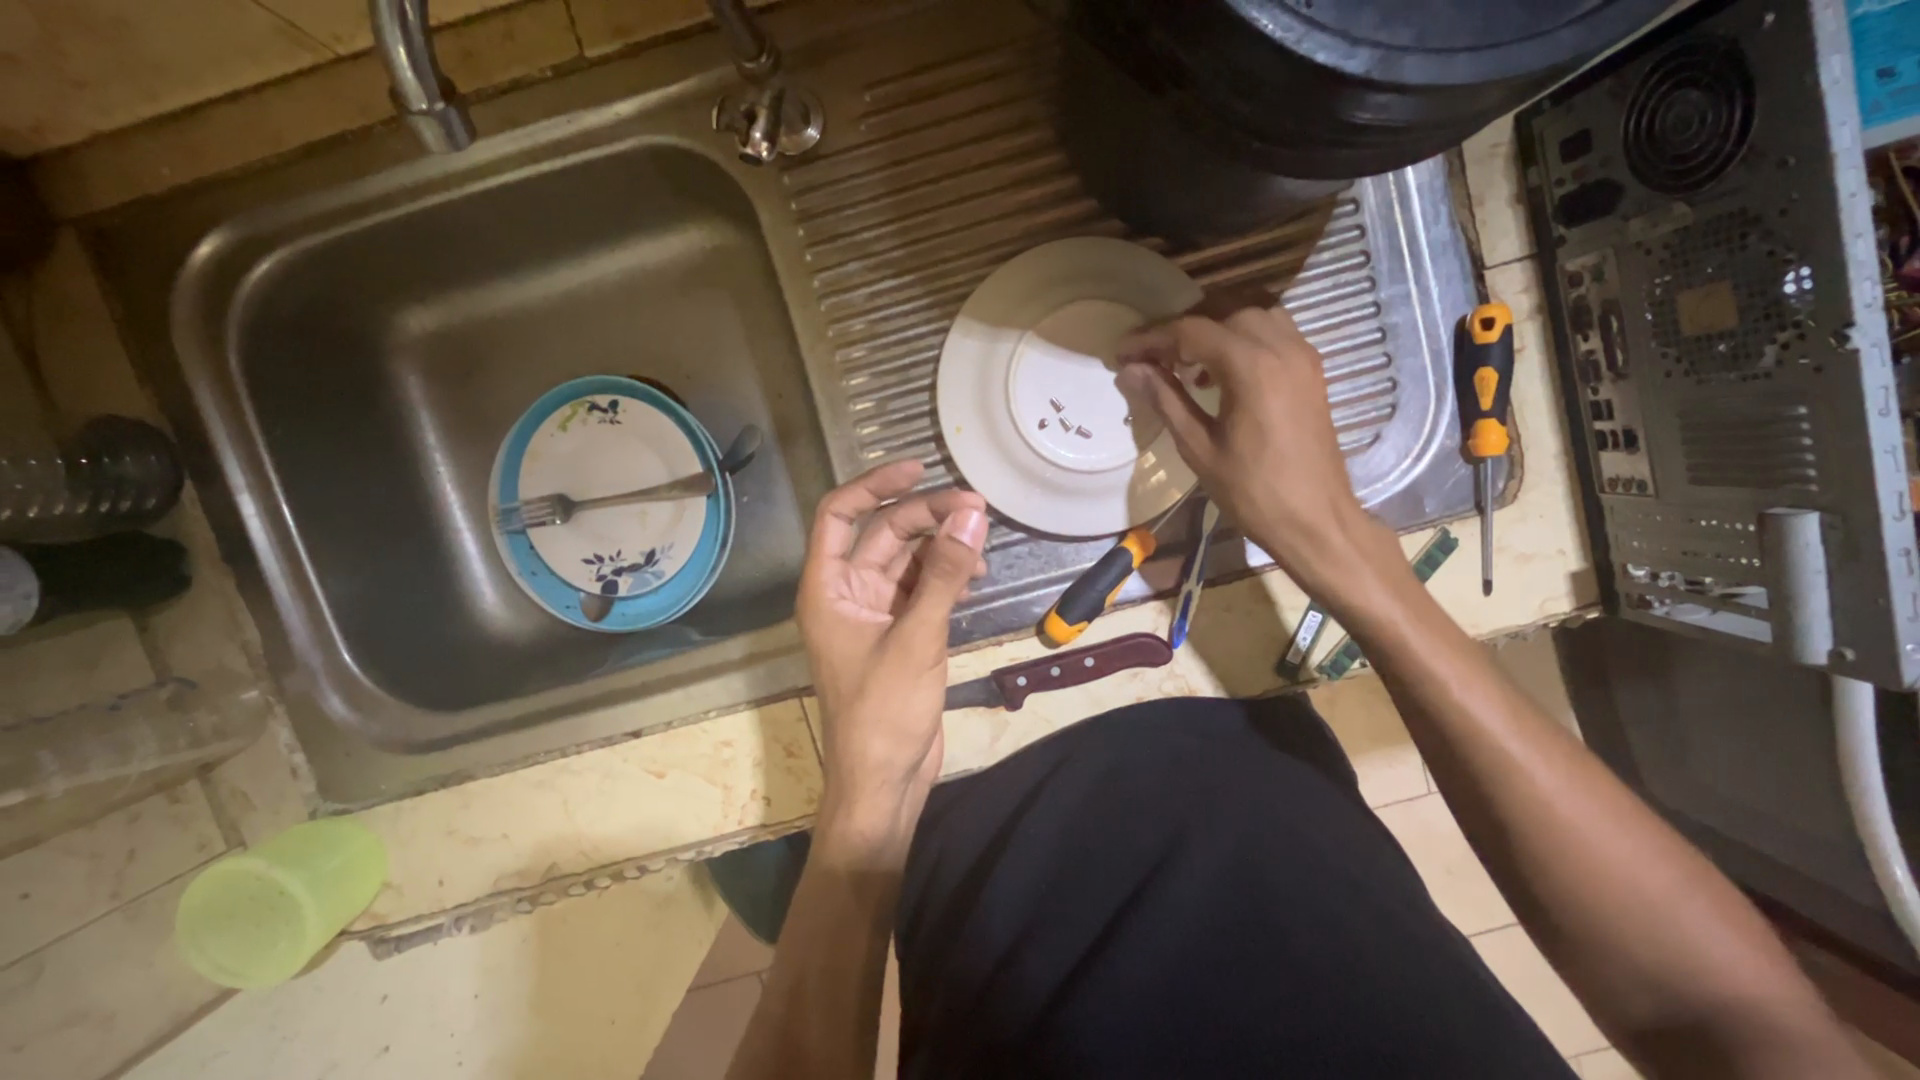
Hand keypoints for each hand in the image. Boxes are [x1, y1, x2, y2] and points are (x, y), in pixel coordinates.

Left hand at [796, 461, 989, 857]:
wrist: (885, 780)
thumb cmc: (884, 712)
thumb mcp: (917, 638)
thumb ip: (944, 575)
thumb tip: (971, 515)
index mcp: (827, 588)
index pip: (839, 515)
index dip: (875, 484)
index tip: (919, 468)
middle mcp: (846, 594)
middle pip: (883, 534)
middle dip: (926, 516)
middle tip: (976, 509)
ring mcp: (873, 615)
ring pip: (907, 560)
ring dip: (940, 546)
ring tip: (981, 541)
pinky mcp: (899, 635)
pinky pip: (921, 589)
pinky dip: (945, 577)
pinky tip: (974, 576)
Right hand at [1117, 306, 1400, 597]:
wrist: (1315, 519)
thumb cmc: (1252, 492)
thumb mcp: (1199, 447)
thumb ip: (1166, 399)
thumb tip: (1131, 370)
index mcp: (1251, 366)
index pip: (1190, 331)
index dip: (1151, 339)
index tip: (1122, 354)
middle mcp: (1281, 347)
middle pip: (1221, 311)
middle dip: (1181, 328)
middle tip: (1150, 357)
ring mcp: (1302, 355)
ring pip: (1252, 313)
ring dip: (1214, 327)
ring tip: (1186, 360)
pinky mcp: (1311, 369)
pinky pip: (1274, 331)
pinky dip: (1243, 336)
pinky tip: (1222, 371)